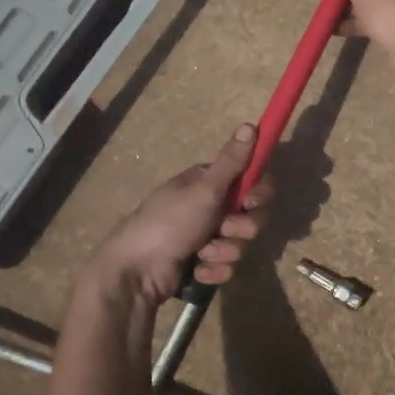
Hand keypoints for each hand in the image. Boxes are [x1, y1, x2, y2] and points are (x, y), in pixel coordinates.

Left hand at [76, 124, 273, 309]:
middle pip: (253, 216)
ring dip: (224, 250)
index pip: (251, 182)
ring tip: (202, 253)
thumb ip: (232, 161)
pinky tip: (196, 270)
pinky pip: (227, 266)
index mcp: (209, 184)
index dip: (258, 193)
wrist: (137, 271)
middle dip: (240, 228)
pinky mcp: (204, 263)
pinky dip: (213, 270)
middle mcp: (210, 207)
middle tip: (222, 229)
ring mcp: (207, 237)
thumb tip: (250, 123)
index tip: (251, 201)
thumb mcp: (204, 189)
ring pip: (241, 243)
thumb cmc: (169, 222)